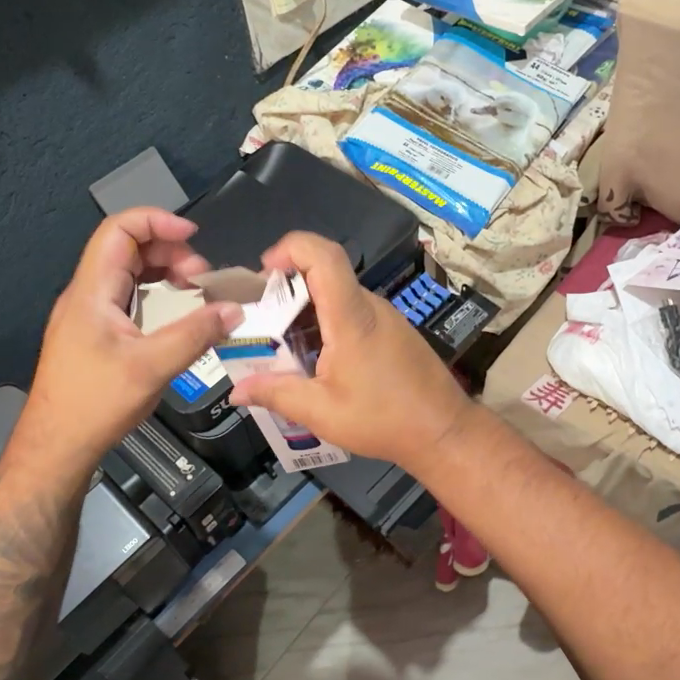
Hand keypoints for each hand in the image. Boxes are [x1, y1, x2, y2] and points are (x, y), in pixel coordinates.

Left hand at [20, 208, 242, 457]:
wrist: (56, 447)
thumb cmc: (95, 404)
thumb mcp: (153, 368)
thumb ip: (196, 334)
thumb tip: (235, 310)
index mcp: (92, 292)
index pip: (118, 229)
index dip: (156, 221)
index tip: (193, 236)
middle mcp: (86, 295)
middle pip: (126, 248)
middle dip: (170, 251)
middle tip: (203, 278)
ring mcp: (88, 316)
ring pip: (129, 274)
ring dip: (165, 274)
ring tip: (196, 293)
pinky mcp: (94, 335)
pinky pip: (128, 299)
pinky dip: (156, 297)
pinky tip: (177, 316)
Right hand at [228, 232, 472, 469]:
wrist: (444, 431)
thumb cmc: (383, 420)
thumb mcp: (320, 412)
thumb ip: (276, 394)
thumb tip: (236, 391)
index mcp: (351, 316)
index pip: (324, 256)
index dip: (291, 248)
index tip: (264, 271)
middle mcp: (370, 307)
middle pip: (324, 275)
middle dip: (285, 291)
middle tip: (260, 322)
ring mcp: (385, 318)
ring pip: (337, 298)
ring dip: (305, 314)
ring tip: (281, 348)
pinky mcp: (393, 332)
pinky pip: (352, 315)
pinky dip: (326, 326)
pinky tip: (315, 361)